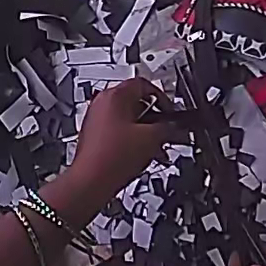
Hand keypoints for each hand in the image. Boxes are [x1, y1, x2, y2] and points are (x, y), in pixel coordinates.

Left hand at [44, 79, 176, 216]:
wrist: (92, 180)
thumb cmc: (112, 157)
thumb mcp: (152, 138)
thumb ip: (167, 126)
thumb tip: (173, 125)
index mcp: (114, 96)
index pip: (143, 84)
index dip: (162, 97)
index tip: (171, 111)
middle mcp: (102, 104)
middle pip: (135, 102)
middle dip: (154, 118)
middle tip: (166, 130)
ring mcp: (96, 119)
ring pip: (128, 119)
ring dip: (145, 131)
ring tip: (157, 147)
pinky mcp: (94, 135)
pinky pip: (118, 131)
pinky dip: (132, 139)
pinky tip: (143, 154)